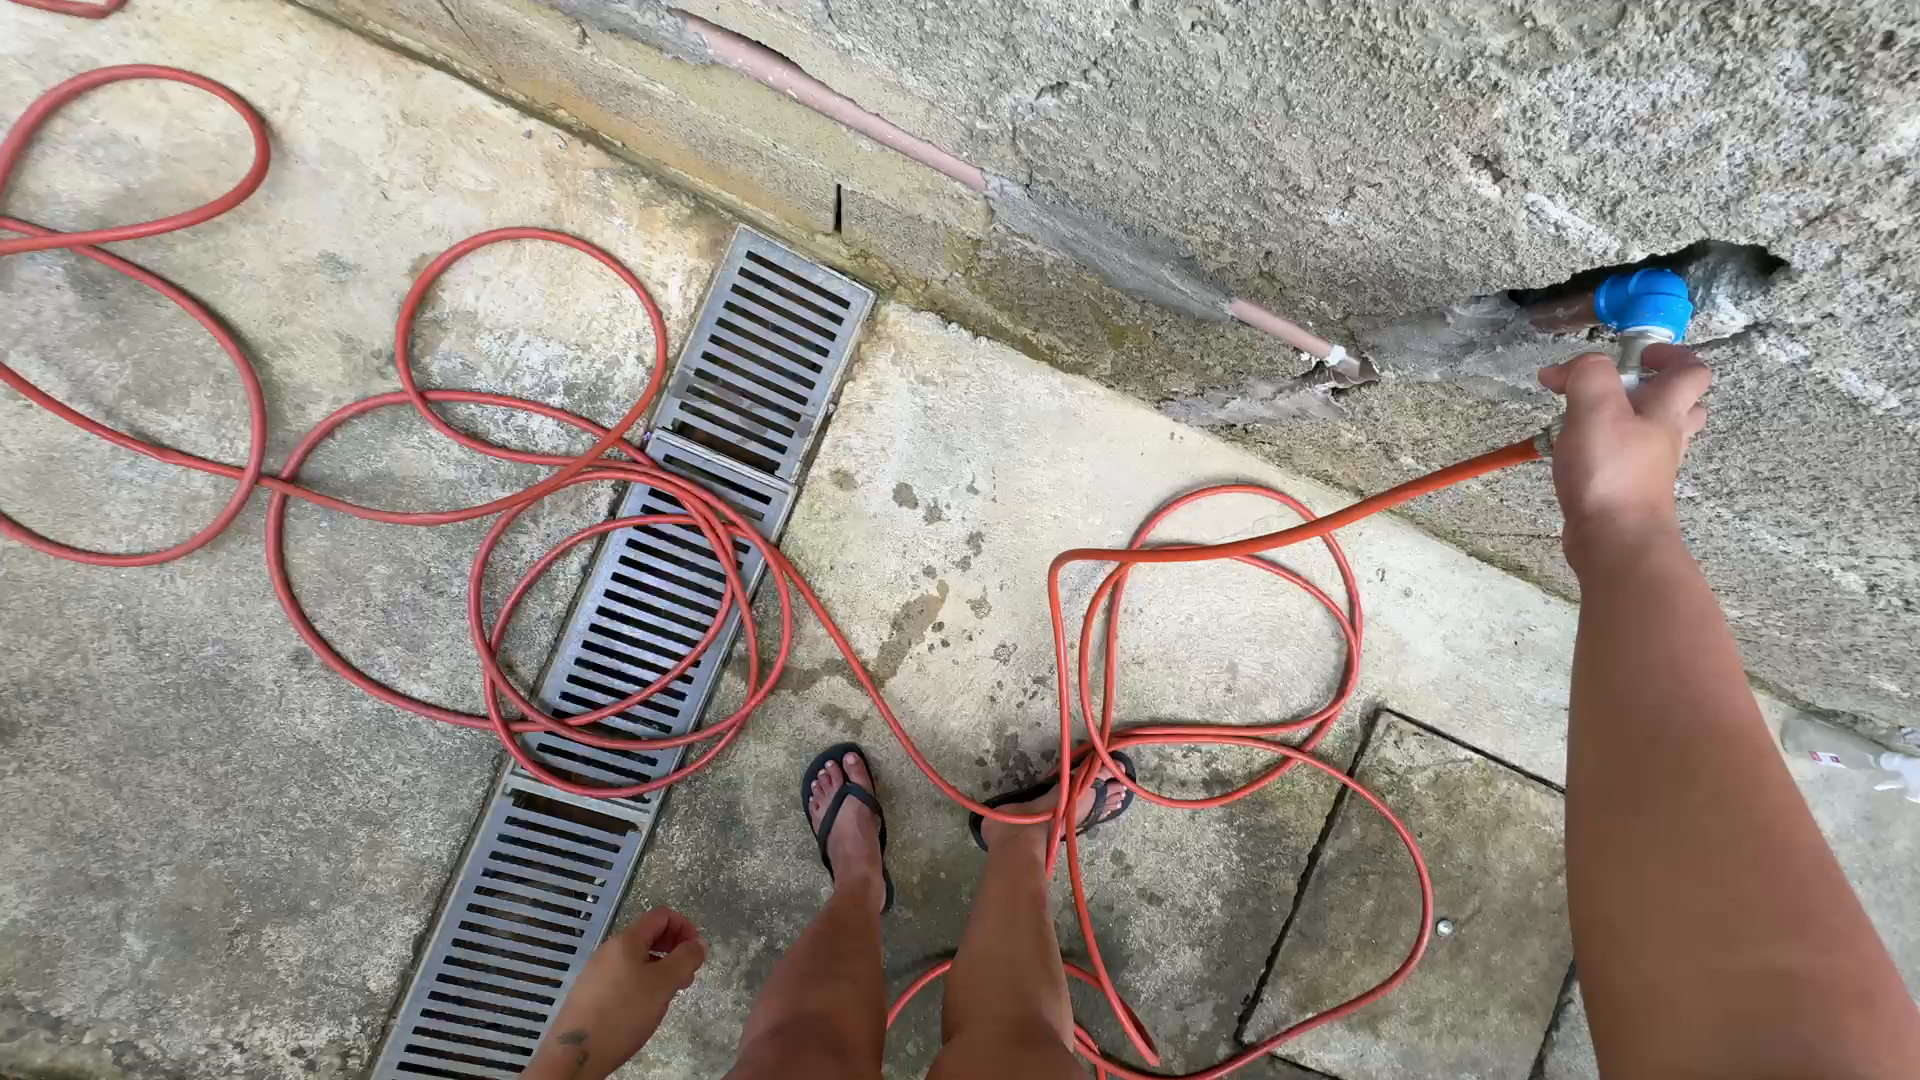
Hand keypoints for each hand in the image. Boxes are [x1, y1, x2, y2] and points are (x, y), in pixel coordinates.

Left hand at [522, 906, 705, 1079]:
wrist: (572, 1058)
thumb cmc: (623, 1013)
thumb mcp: (663, 984)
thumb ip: (686, 958)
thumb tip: (698, 943)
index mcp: (626, 940)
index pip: (662, 915)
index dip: (684, 927)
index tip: (695, 952)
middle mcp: (608, 951)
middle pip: (649, 937)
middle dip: (674, 951)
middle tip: (686, 977)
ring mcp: (595, 974)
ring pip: (636, 960)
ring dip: (659, 970)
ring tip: (667, 997)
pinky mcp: (588, 996)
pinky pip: (622, 979)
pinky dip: (641, 985)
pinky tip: (642, 1010)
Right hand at [1537, 345, 1710, 573]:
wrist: (1614, 537)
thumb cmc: (1609, 472)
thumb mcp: (1594, 411)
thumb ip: (1586, 377)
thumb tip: (1564, 368)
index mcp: (1665, 410)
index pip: (1690, 370)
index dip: (1667, 355)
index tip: (1631, 354)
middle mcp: (1666, 436)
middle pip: (1681, 403)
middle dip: (1652, 388)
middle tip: (1613, 389)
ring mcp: (1650, 465)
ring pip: (1654, 432)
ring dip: (1629, 419)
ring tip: (1589, 419)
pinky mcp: (1627, 488)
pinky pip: (1627, 458)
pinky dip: (1607, 449)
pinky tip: (1576, 454)